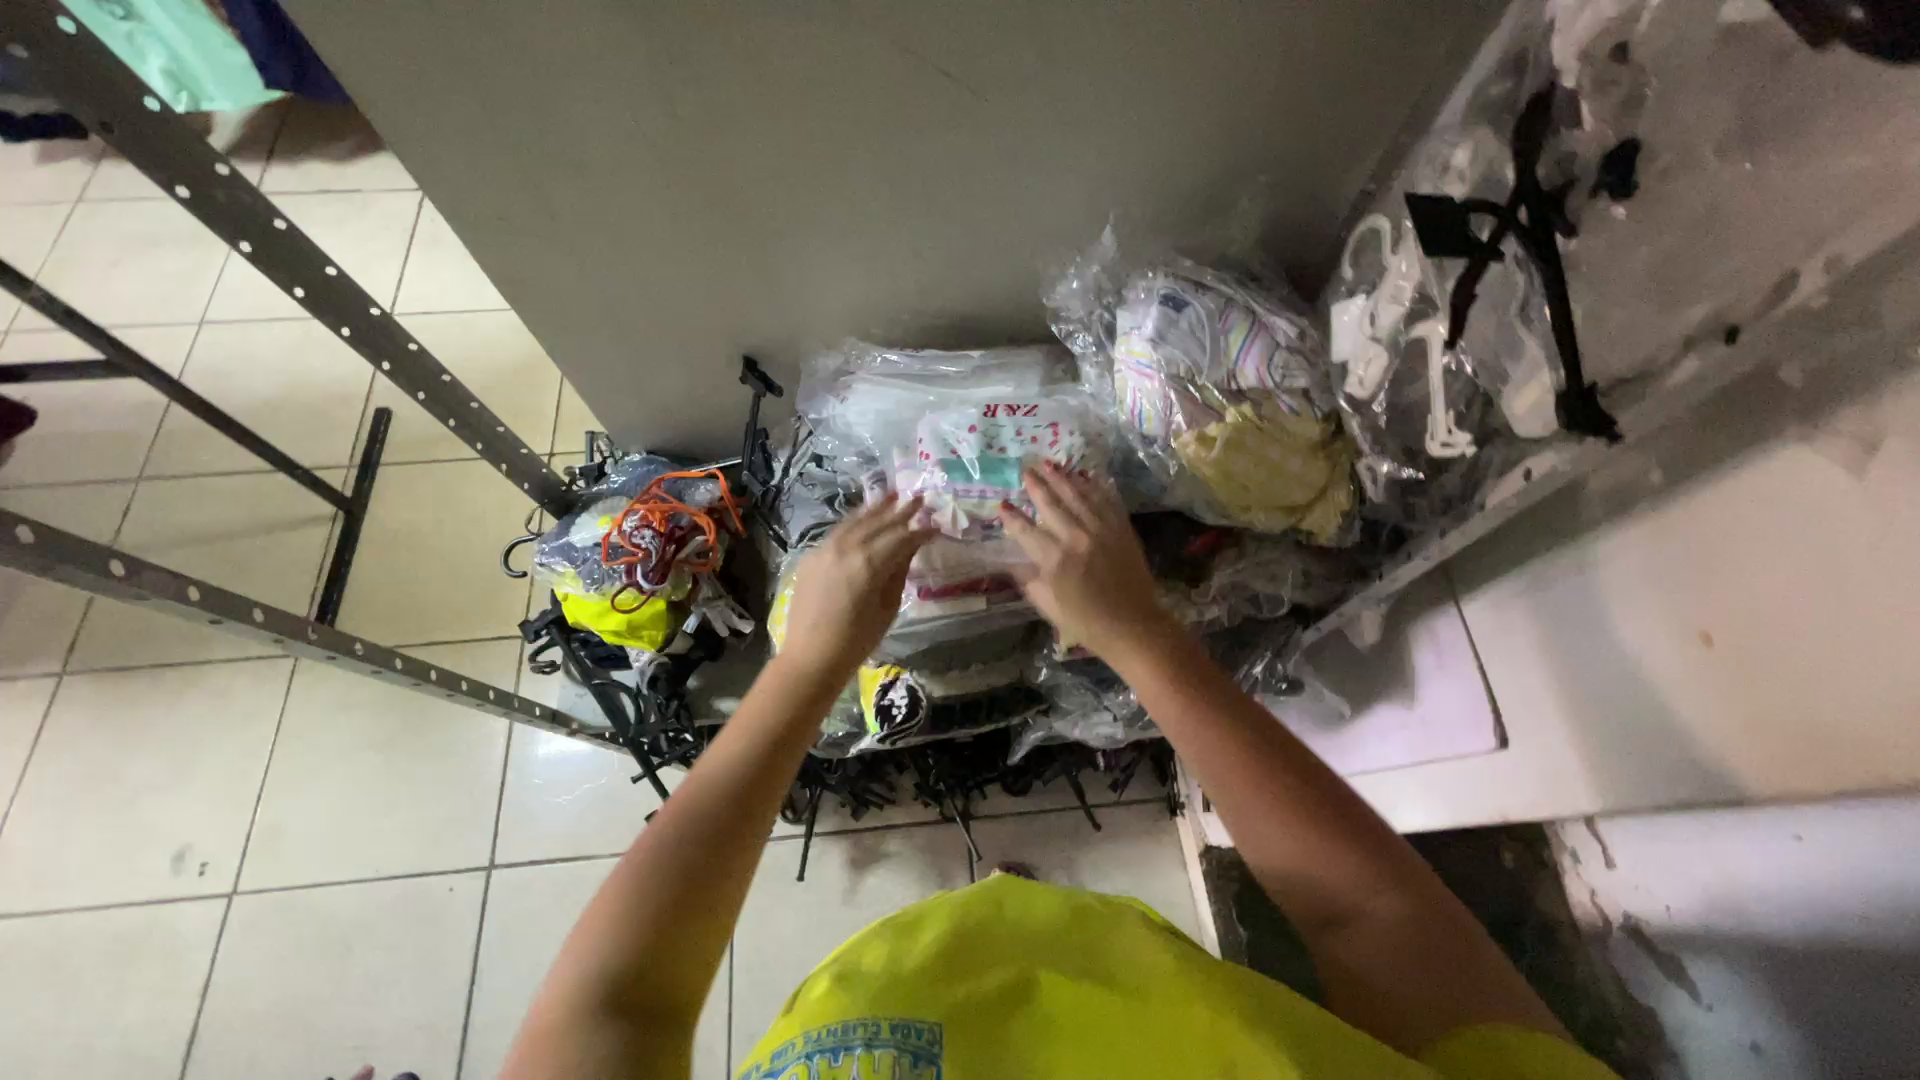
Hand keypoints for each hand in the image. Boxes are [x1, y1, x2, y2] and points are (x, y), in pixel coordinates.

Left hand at [780, 494, 934, 674]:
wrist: (812, 656)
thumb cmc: (857, 640)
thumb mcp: (887, 607)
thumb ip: (898, 572)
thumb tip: (909, 548)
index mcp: (869, 563)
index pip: (900, 539)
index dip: (919, 532)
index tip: (934, 527)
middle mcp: (846, 548)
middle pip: (877, 524)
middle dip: (900, 511)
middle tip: (918, 499)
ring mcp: (824, 550)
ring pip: (854, 522)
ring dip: (874, 509)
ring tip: (891, 495)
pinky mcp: (811, 557)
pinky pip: (836, 533)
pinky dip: (853, 522)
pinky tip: (862, 518)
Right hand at [1000, 466, 1178, 665]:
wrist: (1134, 627)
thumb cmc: (1087, 624)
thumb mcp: (1049, 607)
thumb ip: (1030, 581)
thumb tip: (1014, 562)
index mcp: (1055, 561)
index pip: (1026, 532)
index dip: (1012, 518)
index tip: (1002, 504)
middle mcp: (1077, 539)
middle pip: (1052, 505)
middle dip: (1036, 486)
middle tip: (1026, 470)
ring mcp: (1102, 531)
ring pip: (1078, 496)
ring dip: (1063, 478)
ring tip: (1049, 464)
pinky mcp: (1122, 529)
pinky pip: (1106, 501)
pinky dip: (1094, 487)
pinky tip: (1085, 476)